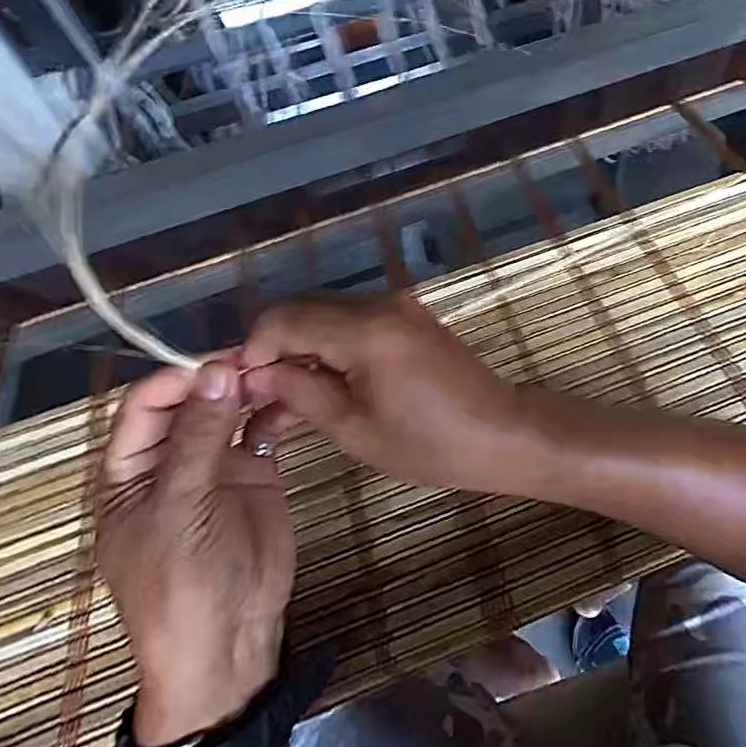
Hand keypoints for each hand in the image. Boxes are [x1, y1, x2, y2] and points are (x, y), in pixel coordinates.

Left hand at [98, 360, 295, 746]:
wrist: (230, 631)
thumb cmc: (181, 578)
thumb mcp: (180, 507)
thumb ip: (199, 437)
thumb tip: (216, 370)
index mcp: (130, 469)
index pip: (146, 408)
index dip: (178, 381)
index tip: (220, 363)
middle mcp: (172, 459)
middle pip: (191, 402)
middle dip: (220, 378)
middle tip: (261, 359)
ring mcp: (216, 464)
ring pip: (230, 411)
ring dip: (252, 389)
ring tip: (283, 372)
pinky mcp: (256, 471)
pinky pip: (263, 430)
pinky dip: (277, 411)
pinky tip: (296, 398)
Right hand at [239, 295, 553, 495]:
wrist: (503, 433)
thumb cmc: (430, 443)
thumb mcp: (353, 428)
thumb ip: (299, 391)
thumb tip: (254, 374)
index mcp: (366, 328)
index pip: (282, 318)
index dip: (251, 351)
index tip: (242, 390)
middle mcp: (382, 303)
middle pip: (302, 309)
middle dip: (274, 349)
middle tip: (262, 399)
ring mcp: (401, 306)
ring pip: (327, 315)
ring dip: (302, 350)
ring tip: (290, 401)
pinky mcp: (411, 318)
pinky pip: (356, 322)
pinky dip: (332, 347)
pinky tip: (326, 386)